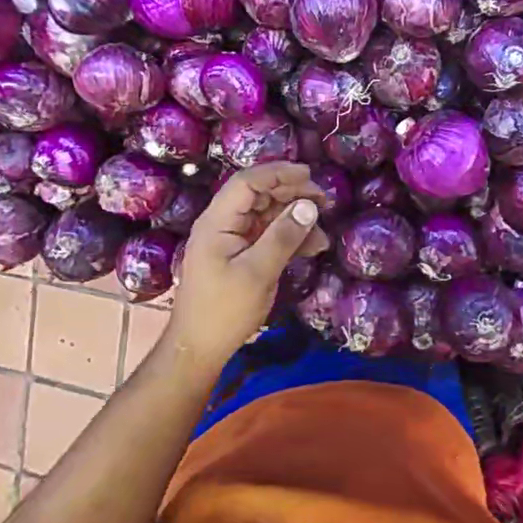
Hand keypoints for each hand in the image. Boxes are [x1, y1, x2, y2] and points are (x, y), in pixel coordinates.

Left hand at [168, 162, 328, 366]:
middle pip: (258, 195)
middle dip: (291, 193)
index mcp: (217, 222)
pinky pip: (268, 236)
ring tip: (321, 230)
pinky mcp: (240, 256)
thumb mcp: (258, 273)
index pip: (247, 182)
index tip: (309, 176)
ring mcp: (231, 240)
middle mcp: (222, 225)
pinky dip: (290, 237)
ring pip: (267, 215)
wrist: (200, 348)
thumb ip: (283, 236)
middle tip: (323, 200)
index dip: (278, 173)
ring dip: (294, 218)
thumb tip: (309, 206)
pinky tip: (313, 246)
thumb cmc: (224, 310)